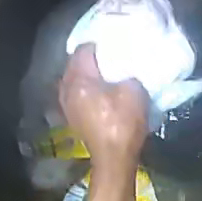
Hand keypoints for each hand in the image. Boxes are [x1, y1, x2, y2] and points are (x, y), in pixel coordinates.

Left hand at [59, 44, 149, 171]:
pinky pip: (75, 93)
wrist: (114, 159)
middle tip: (108, 54)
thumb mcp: (134, 90)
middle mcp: (67, 90)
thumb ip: (128, 73)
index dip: (97, 43)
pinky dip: (85, 88)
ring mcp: (67, 105)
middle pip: (74, 64)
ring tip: (104, 71)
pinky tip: (100, 90)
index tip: (111, 42)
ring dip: (86, 74)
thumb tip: (124, 70)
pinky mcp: (72, 117)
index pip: (83, 50)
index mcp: (79, 80)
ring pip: (73, 79)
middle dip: (89, 58)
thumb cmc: (123, 122)